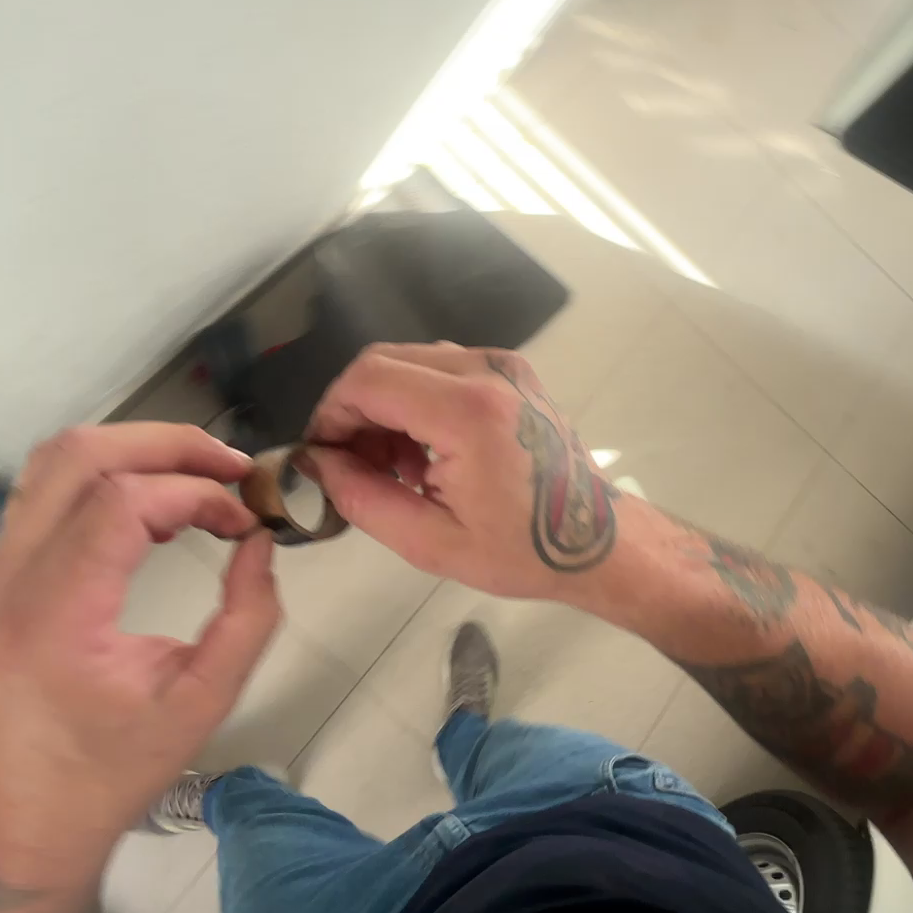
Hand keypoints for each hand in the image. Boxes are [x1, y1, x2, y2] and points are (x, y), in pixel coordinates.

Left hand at [0, 423, 279, 879]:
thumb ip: (249, 615)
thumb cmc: (121, 765)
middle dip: (169, 444)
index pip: (123, 502)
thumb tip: (259, 540)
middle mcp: (10, 577)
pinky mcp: (4, 572)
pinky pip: (54, 489)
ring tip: (200, 478)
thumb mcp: (207, 700)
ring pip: (58, 459)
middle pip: (79, 455)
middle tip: (231, 468)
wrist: (35, 816)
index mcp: (55, 614)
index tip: (245, 522)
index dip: (197, 494)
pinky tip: (162, 508)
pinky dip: (115, 475)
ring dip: (139, 450)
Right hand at [304, 342, 620, 602]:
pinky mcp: (513, 372)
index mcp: (469, 410)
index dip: (332, 414)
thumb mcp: (430, 541)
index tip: (321, 455)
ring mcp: (505, 365)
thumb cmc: (522, 552)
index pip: (369, 380)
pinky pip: (442, 369)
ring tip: (397, 469)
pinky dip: (418, 403)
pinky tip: (427, 455)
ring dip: (387, 407)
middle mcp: (489, 370)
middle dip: (356, 410)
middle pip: (385, 361)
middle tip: (355, 466)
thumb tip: (316, 462)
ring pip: (411, 362)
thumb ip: (362, 497)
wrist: (596, 540)